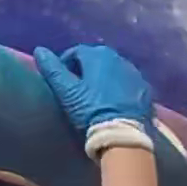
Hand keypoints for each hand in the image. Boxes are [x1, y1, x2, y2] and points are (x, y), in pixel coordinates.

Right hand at [34, 44, 155, 160]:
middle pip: (95, 59)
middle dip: (83, 70)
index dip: (64, 65)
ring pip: (112, 70)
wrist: (123, 135)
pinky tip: (111, 102)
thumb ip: (52, 69)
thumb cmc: (90, 109)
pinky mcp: (146, 91)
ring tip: (92, 95)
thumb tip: (40, 50)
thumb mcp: (66, 91)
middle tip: (74, 88)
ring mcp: (136, 75)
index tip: (60, 81)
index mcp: (99, 56)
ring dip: (101, 78)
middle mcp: (119, 59)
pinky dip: (117, 88)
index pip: (76, 52)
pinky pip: (127, 83)